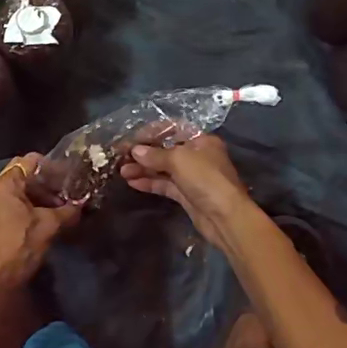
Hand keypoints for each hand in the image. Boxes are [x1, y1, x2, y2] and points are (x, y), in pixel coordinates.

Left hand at [0, 154, 79, 293]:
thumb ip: (68, 210)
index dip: (51, 166)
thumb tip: (83, 205)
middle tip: (68, 193)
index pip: (30, 160)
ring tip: (62, 209)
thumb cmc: (21, 244)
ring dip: (42, 198)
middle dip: (48, 184)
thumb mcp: (50, 224)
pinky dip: (32, 208)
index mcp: (5, 184)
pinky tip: (49, 220)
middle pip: (25, 176)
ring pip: (21, 192)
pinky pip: (16, 206)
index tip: (68, 176)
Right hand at [119, 135, 257, 246]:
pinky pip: (165, 185)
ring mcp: (191, 176)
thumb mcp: (179, 160)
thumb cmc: (205, 179)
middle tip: (121, 157)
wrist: (225, 217)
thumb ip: (156, 155)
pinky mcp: (186, 195)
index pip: (172, 130)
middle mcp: (196, 155)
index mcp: (201, 140)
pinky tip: (132, 182)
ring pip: (164, 169)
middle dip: (144, 153)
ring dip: (144, 169)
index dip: (151, 133)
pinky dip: (150, 182)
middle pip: (166, 150)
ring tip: (122, 171)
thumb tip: (135, 151)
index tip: (131, 139)